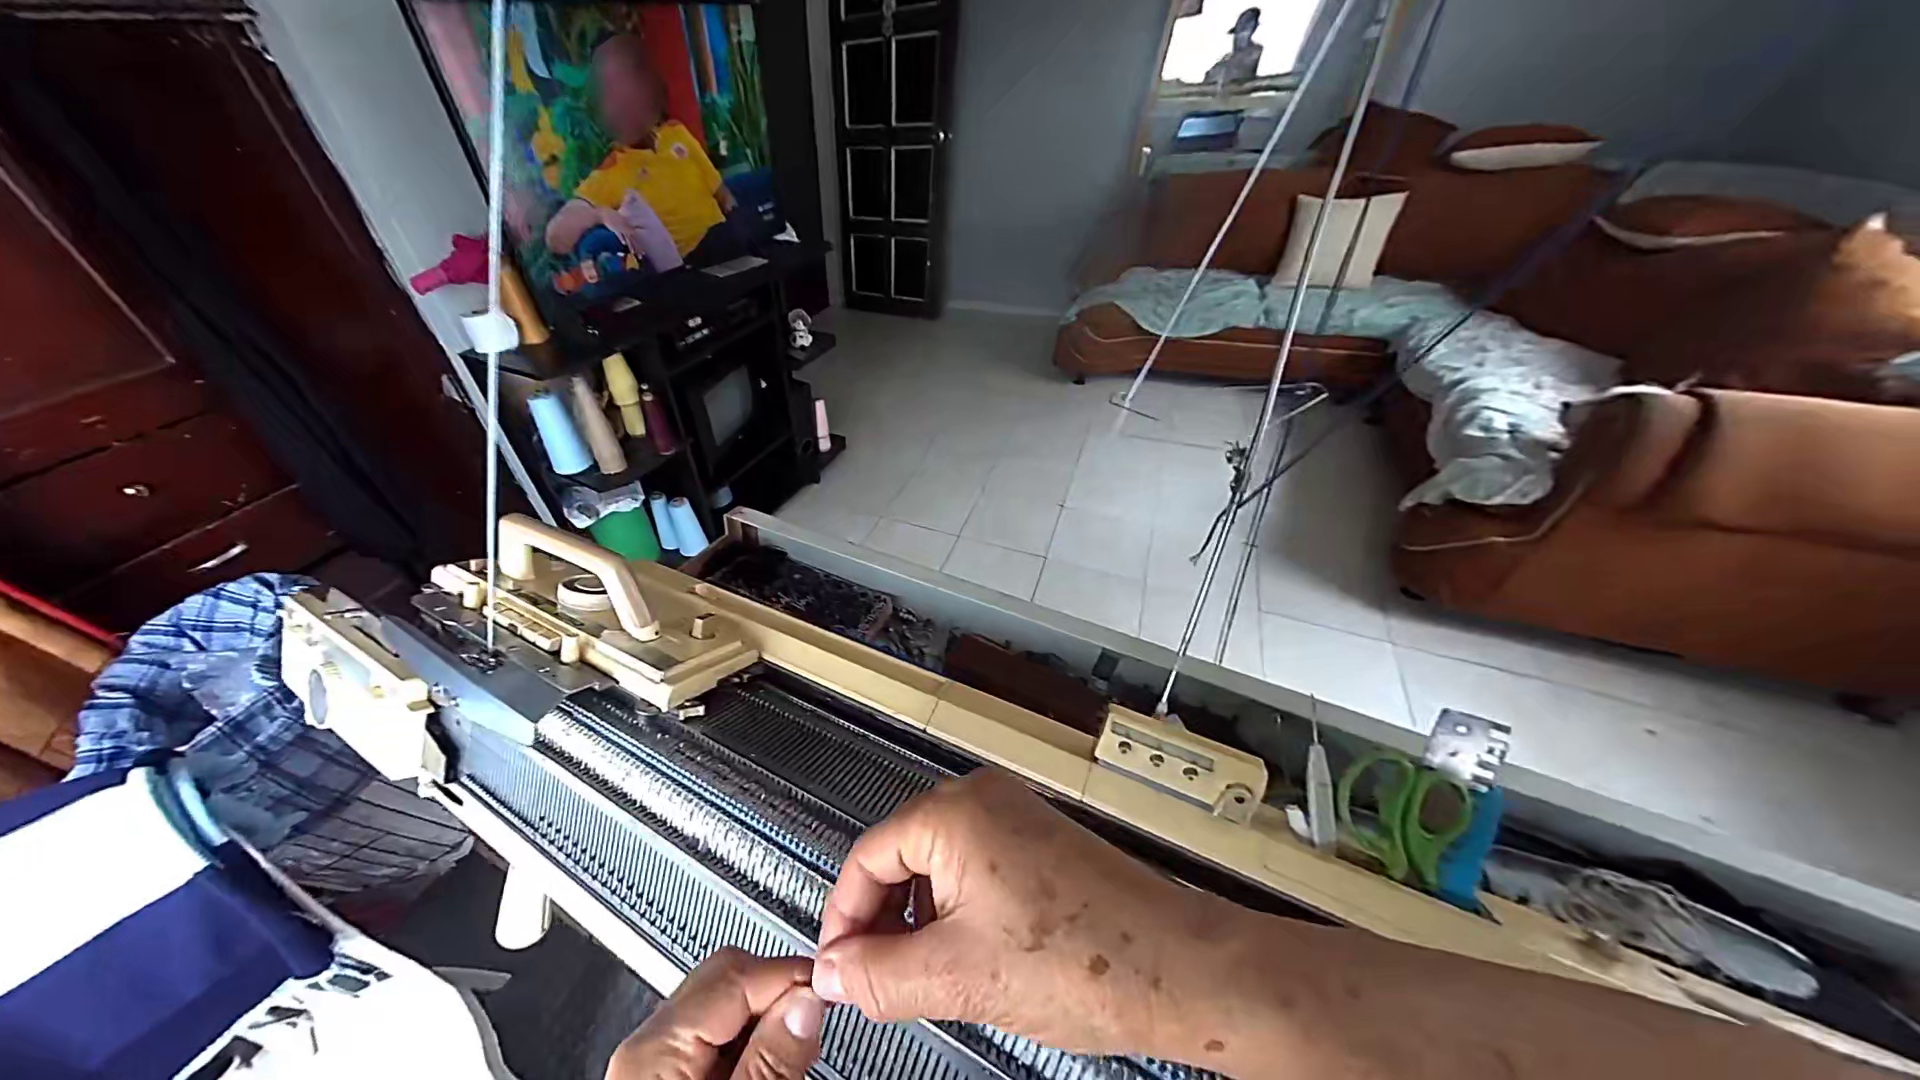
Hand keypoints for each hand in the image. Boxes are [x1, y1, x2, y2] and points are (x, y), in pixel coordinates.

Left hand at [605, 948, 823, 1079]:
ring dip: (766, 1012)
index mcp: (654, 1052)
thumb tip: (807, 1001)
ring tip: (794, 1045)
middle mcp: (645, 1048)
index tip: (830, 991)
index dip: (792, 976)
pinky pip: (713, 1031)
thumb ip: (770, 1062)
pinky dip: (748, 1035)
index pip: (738, 972)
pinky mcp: (661, 1078)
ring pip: (724, 999)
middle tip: (815, 1017)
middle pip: (728, 974)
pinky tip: (767, 1061)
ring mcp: (650, 1063)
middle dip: (779, 987)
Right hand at [812, 769, 1222, 1055]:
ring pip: (934, 865)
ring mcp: (1012, 814)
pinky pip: (970, 866)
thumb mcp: (958, 977)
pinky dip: (954, 909)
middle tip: (877, 980)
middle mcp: (982, 798)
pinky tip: (968, 953)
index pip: (866, 858)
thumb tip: (837, 972)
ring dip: (919, 919)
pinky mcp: (1033, 838)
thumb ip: (879, 975)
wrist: (1178, 967)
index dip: (845, 919)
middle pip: (899, 856)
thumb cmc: (1089, 958)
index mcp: (954, 813)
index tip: (841, 969)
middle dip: (883, 921)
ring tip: (927, 974)